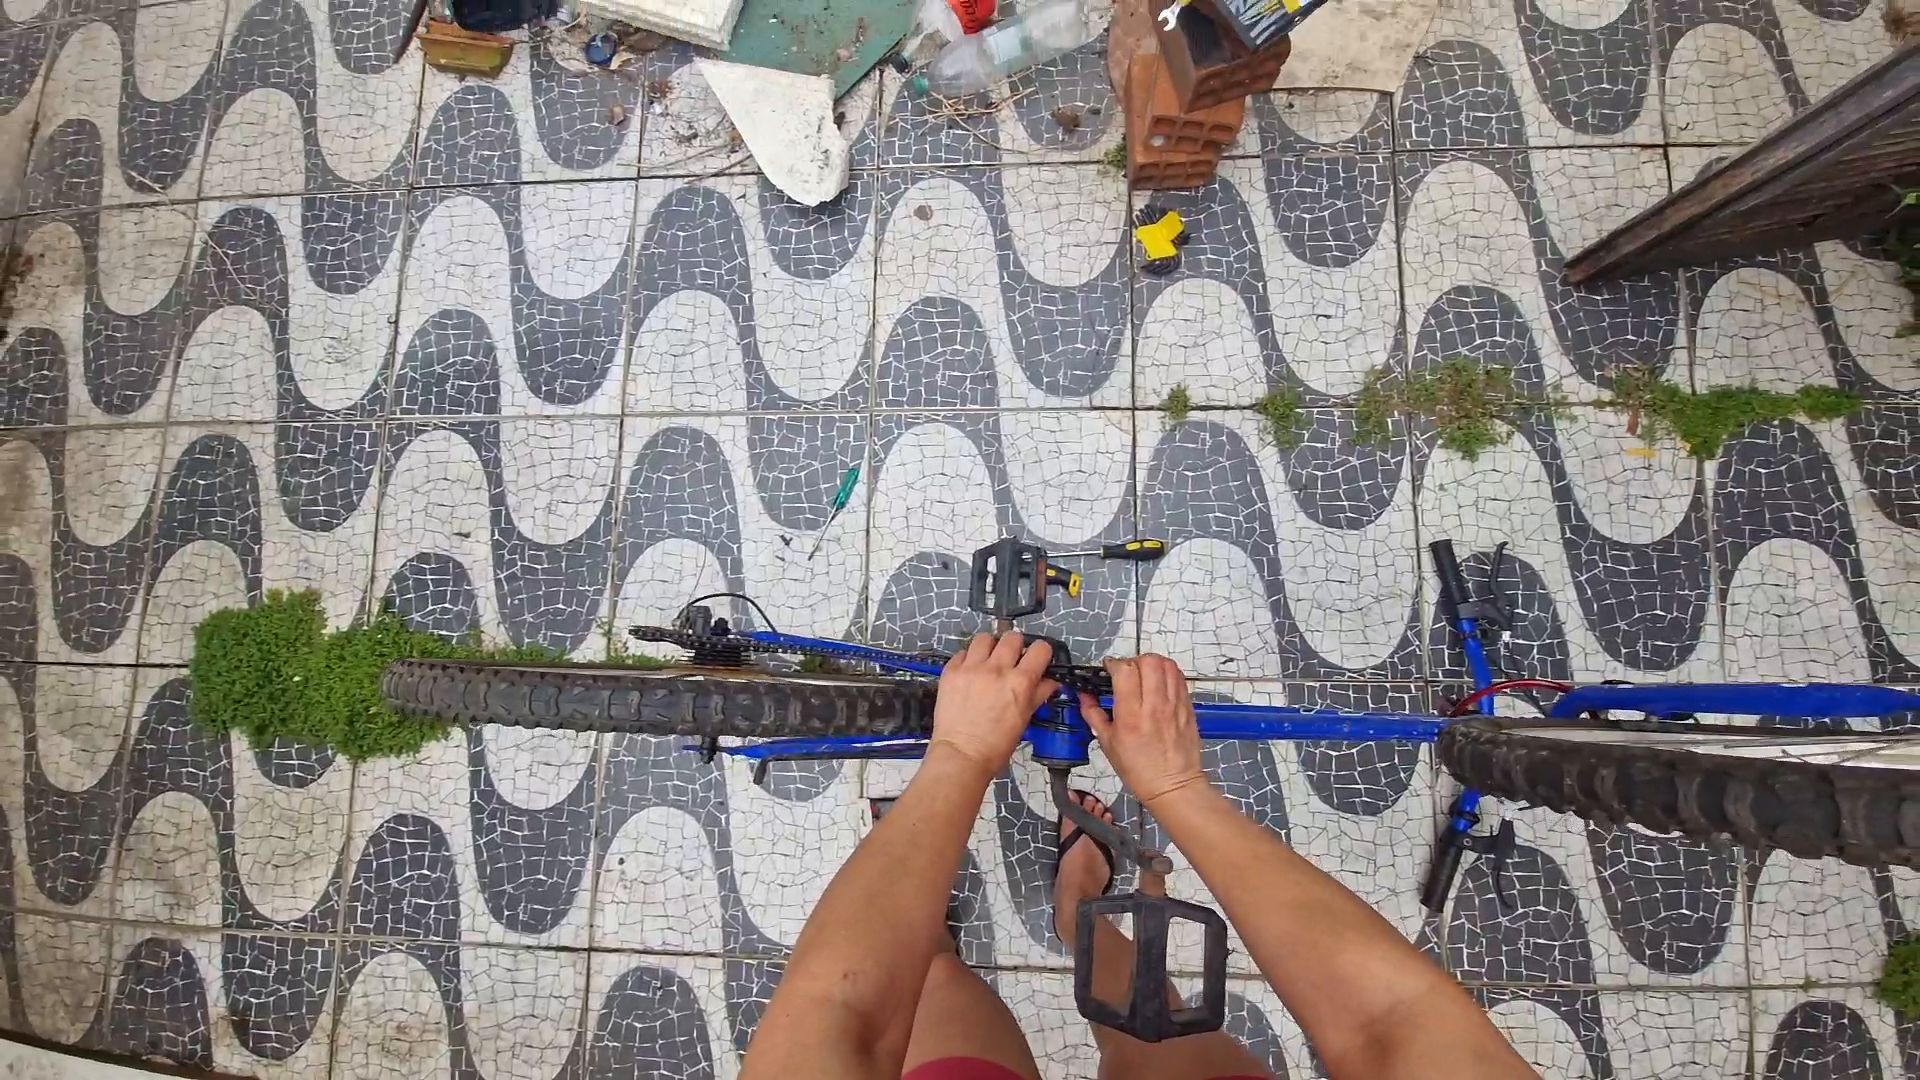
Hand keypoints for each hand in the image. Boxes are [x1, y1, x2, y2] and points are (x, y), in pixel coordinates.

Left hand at [931, 633, 1059, 774]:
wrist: (962, 755)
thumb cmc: (997, 744)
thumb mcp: (1025, 718)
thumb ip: (1038, 694)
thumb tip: (1050, 681)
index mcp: (1020, 682)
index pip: (1040, 649)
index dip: (1040, 652)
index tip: (1036, 659)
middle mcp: (997, 669)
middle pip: (1012, 637)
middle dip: (1015, 647)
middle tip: (1011, 660)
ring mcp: (972, 667)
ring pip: (985, 638)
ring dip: (990, 647)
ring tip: (987, 660)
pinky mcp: (951, 671)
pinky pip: (963, 652)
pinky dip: (969, 659)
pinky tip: (969, 672)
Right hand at [1079, 654, 1208, 806]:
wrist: (1173, 786)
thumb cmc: (1137, 768)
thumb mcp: (1107, 743)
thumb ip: (1093, 714)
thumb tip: (1084, 695)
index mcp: (1131, 715)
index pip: (1125, 671)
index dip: (1114, 664)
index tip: (1109, 670)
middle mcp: (1155, 706)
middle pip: (1149, 662)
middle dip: (1134, 661)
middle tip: (1128, 673)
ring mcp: (1175, 705)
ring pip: (1167, 665)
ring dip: (1153, 664)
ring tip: (1145, 675)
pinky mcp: (1188, 707)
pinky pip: (1179, 678)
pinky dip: (1167, 674)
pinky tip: (1159, 685)